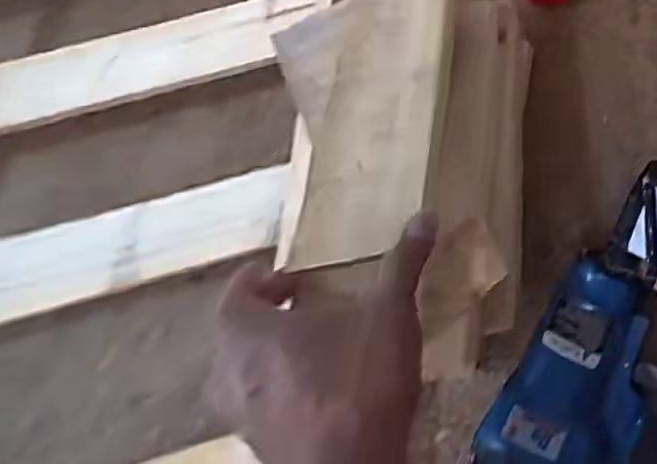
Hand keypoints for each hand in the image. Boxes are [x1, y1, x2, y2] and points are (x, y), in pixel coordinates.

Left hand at [209, 215, 435, 463]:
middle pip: (232, 337)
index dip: (258, 280)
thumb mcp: (391, 308)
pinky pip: (261, 402)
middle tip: (304, 299)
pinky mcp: (264, 445)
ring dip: (270, 351)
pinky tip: (324, 379)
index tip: (290, 271)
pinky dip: (282, 383)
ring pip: (241, 374)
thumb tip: (424, 215)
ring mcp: (244, 418)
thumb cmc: (360, 378)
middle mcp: (234, 377)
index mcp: (252, 337)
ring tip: (315, 337)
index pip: (232, 299)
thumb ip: (403, 262)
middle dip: (265, 315)